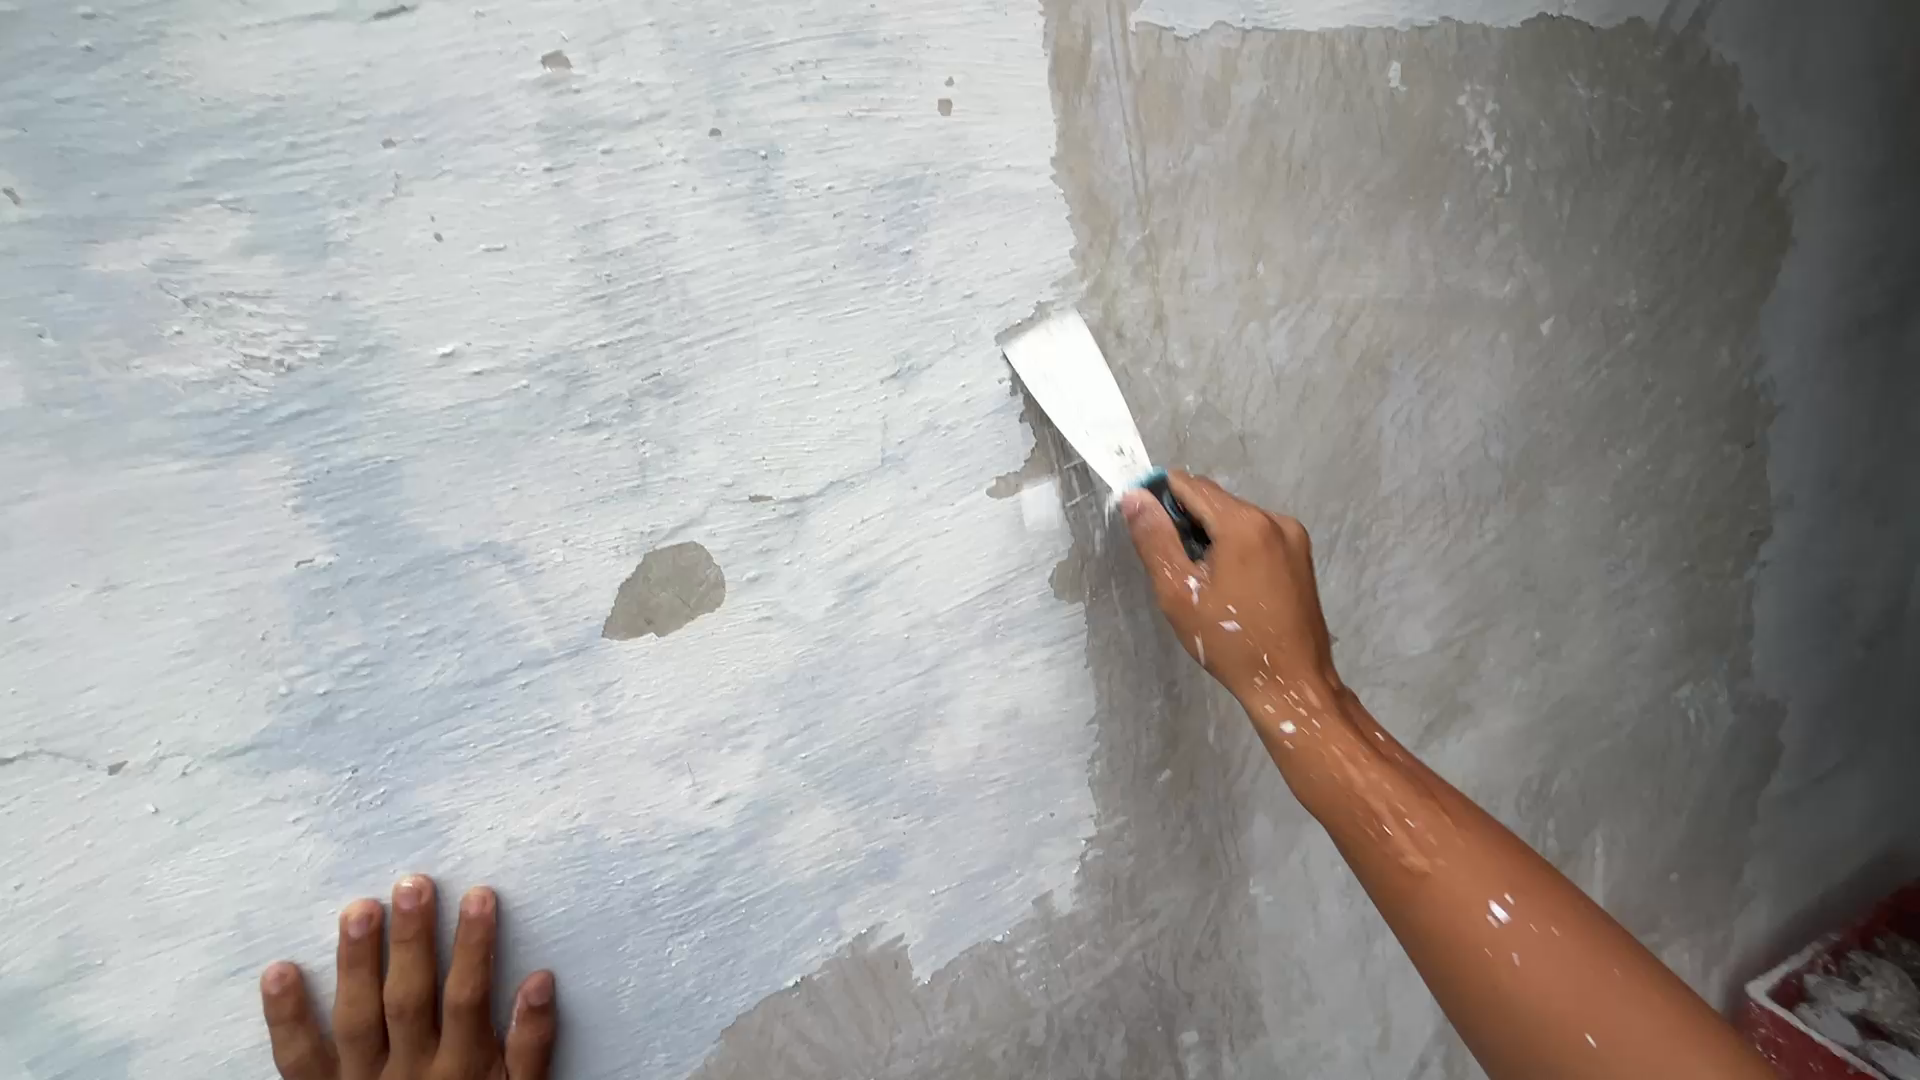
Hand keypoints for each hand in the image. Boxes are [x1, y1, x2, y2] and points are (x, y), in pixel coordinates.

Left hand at [259, 875, 556, 1079]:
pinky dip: (285, 1017)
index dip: (473, 944)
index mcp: (460, 1067)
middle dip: (411, 940)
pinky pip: (297, 1060)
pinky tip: (280, 971)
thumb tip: (539, 980)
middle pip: (407, 998)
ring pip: (354, 1019)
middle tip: (412, 885)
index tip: (478, 894)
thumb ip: (532, 1043)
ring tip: (359, 910)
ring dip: (355, 963)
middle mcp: (407, 1073)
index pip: (468, 993)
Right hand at [1118, 472, 1339, 706]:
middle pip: (1214, 500)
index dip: (1160, 498)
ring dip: (1210, 534)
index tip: (1144, 527)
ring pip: (1234, 517)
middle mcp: (1273, 518)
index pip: (1190, 485)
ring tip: (1201, 579)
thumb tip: (1134, 497)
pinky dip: (1234, 545)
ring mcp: (1293, 536)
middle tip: (1173, 565)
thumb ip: (1154, 539)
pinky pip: (1255, 533)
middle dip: (1186, 521)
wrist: (1291, 682)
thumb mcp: (1178, 592)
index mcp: (1243, 523)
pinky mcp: (1301, 554)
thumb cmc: (1229, 642)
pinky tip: (1228, 582)